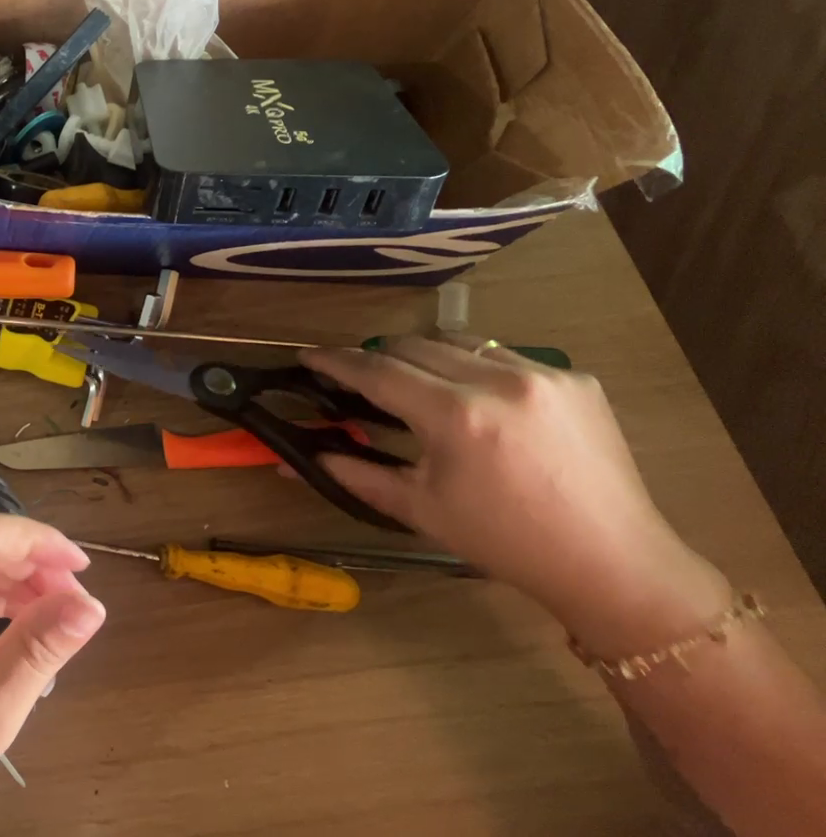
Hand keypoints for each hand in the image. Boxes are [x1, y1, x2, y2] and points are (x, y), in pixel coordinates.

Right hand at [300, 336, 730, 655]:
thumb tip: (293, 461)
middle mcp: (499, 381)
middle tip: (354, 378)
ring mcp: (543, 375)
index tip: (306, 356)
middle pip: (412, 345)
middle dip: (376, 358)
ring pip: (458, 342)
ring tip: (411, 383)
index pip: (377, 371)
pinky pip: (502, 355)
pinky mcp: (575, 380)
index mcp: (456, 416)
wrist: (612, 562)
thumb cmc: (503, 541)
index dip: (335, 361)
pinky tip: (470, 398)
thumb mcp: (418, 508)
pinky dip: (471, 367)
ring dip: (423, 356)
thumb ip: (353, 473)